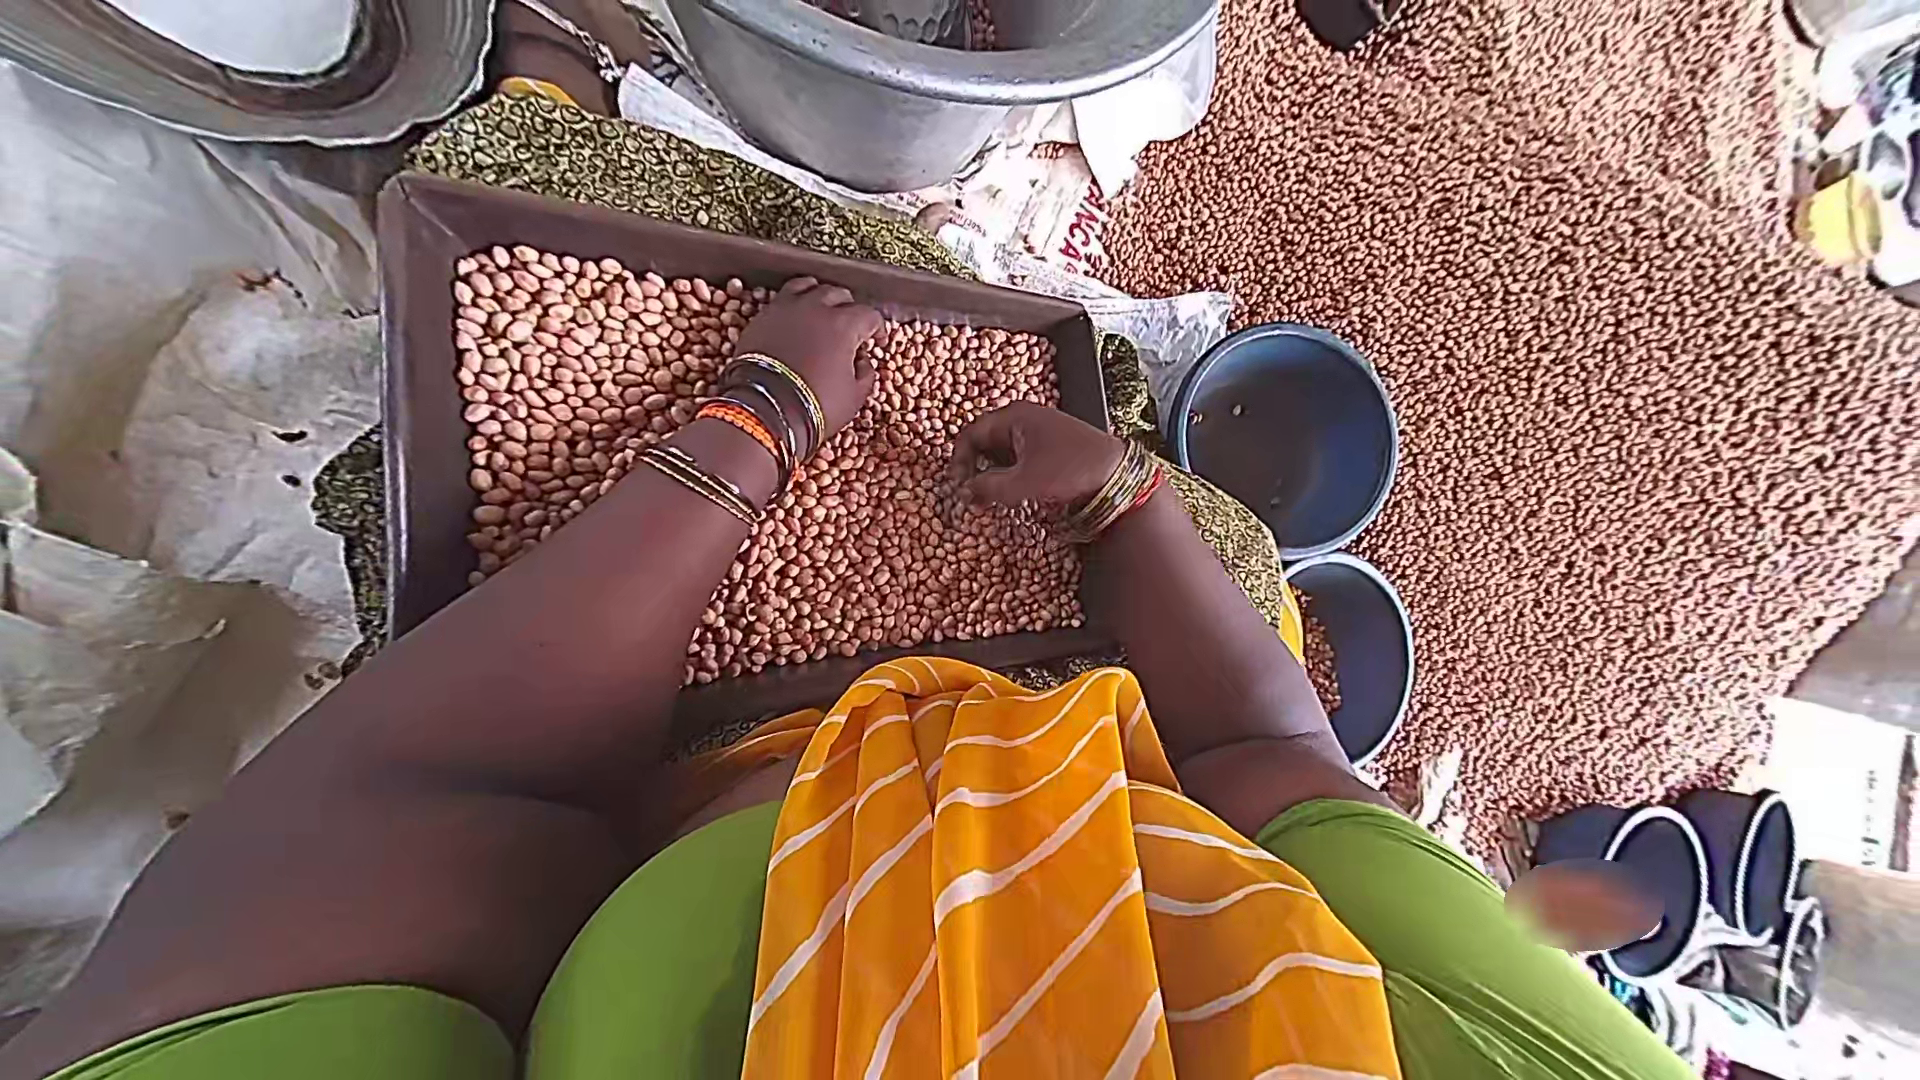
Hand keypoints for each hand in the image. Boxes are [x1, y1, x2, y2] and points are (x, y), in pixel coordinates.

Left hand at [733, 277, 881, 438]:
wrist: (766, 409)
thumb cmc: (815, 405)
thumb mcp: (854, 397)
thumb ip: (865, 375)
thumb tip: (863, 362)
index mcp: (844, 325)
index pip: (870, 316)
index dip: (878, 329)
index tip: (878, 341)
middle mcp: (816, 308)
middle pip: (839, 294)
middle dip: (850, 309)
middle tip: (852, 326)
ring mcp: (786, 309)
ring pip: (808, 286)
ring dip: (820, 296)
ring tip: (823, 310)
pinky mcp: (762, 317)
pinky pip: (782, 299)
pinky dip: (794, 304)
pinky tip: (796, 317)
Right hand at [947, 402, 1125, 508]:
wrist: (1117, 473)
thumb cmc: (1069, 472)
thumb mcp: (1022, 484)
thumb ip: (987, 487)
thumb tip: (964, 493)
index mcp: (1014, 416)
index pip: (971, 434)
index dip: (959, 460)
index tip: (958, 486)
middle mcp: (1024, 418)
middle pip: (985, 441)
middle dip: (975, 468)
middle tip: (972, 494)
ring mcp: (1039, 430)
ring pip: (1002, 451)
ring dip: (992, 473)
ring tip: (990, 497)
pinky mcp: (1051, 445)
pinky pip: (1019, 456)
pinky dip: (1010, 473)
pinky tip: (1012, 493)